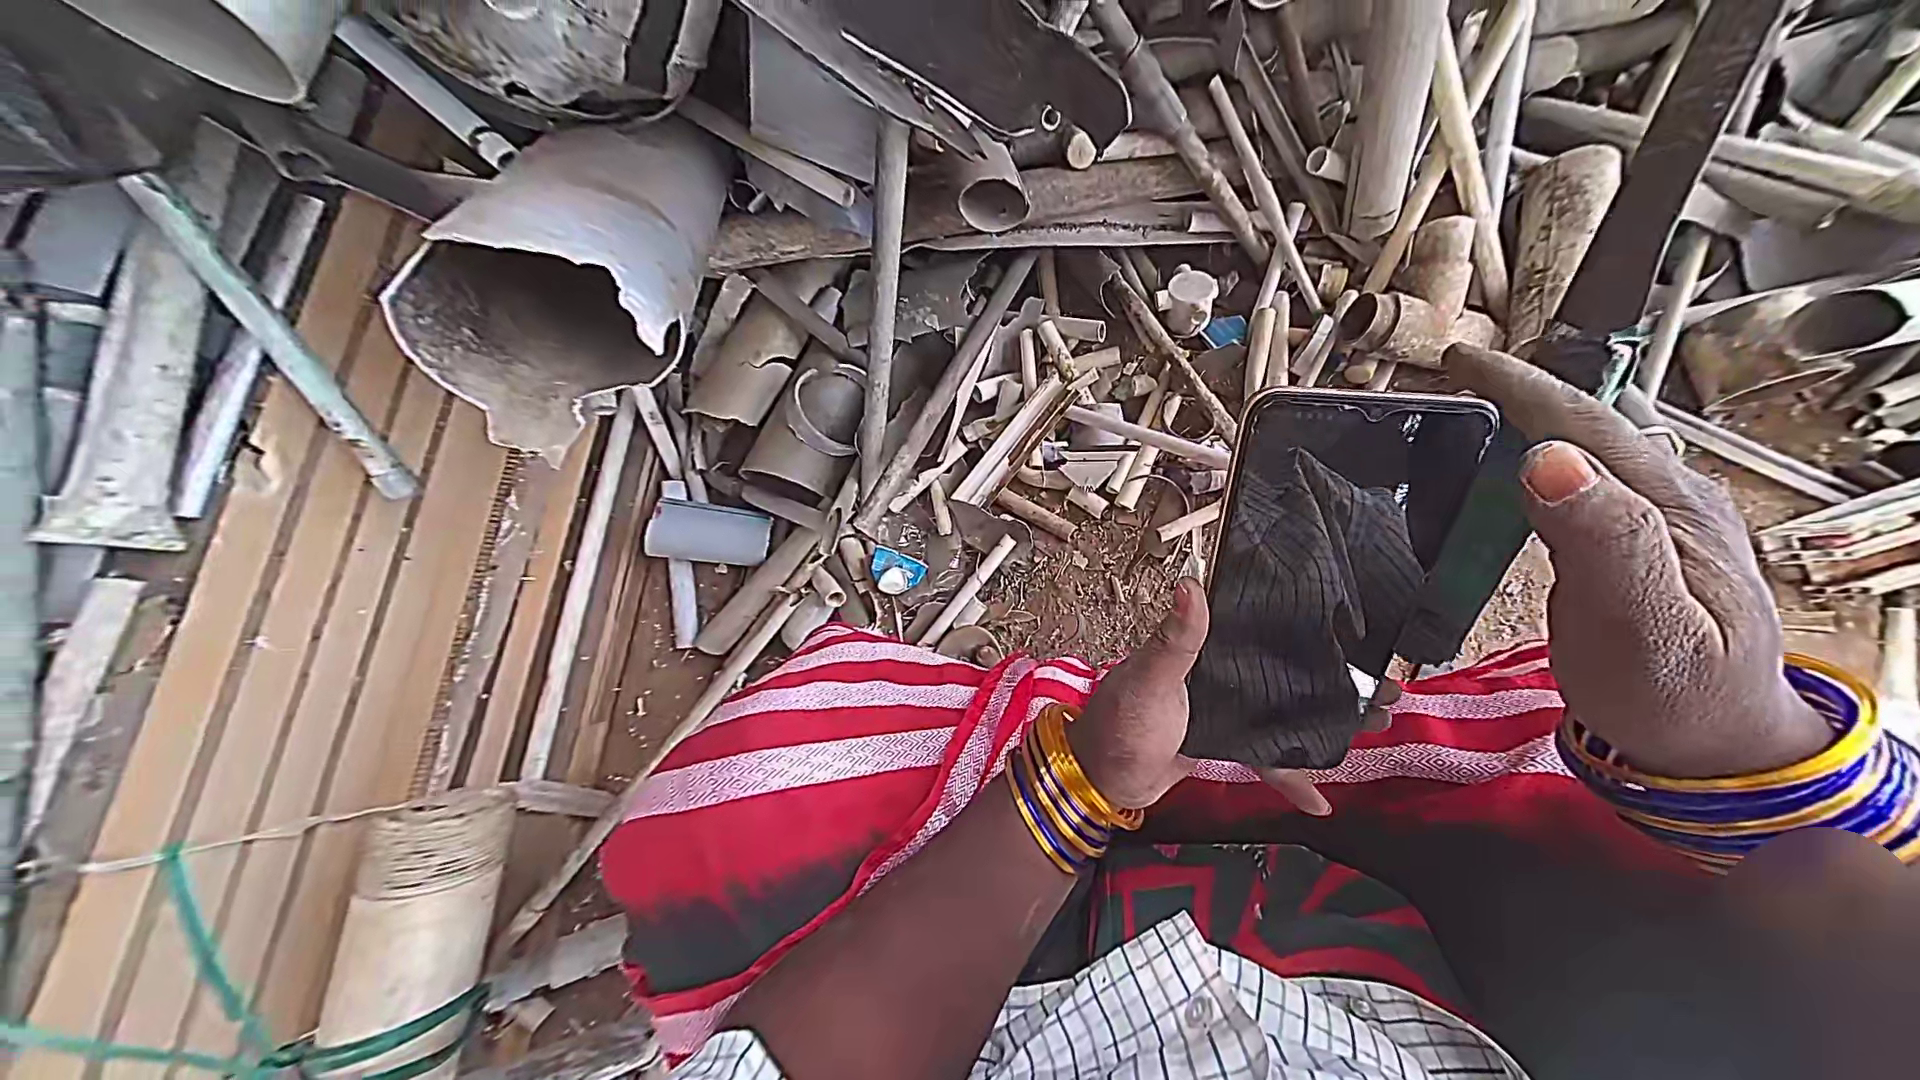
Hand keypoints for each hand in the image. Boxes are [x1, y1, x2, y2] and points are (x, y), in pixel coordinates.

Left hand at [1070, 578, 1386, 814]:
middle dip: (1335, 678)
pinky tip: (1322, 799)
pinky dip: (1292, 776)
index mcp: (1204, 650)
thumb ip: (1174, 640)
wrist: (1104, 778)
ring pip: (1287, 711)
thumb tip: (1191, 585)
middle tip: (1390, 685)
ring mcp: (1225, 710)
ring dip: (1328, 720)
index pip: (1262, 630)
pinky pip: (1267, 757)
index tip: (1359, 631)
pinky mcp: (1224, 743)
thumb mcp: (1148, 679)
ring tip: (1379, 723)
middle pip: (1287, 671)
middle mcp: (1220, 674)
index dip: (1308, 630)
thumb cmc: (1121, 722)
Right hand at [1444, 343, 1830, 777]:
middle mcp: (1667, 498)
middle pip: (1586, 424)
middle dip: (1519, 391)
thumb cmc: (1673, 690)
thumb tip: (1545, 459)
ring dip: (1528, 418)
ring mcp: (1653, 520)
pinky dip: (1539, 457)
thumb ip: (1603, 538)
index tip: (1459, 361)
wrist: (1713, 742)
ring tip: (1475, 408)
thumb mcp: (1637, 620)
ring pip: (1585, 446)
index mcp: (1668, 505)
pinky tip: (1519, 464)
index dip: (1519, 386)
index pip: (1583, 423)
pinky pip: (1581, 480)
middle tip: (1454, 379)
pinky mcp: (1630, 544)